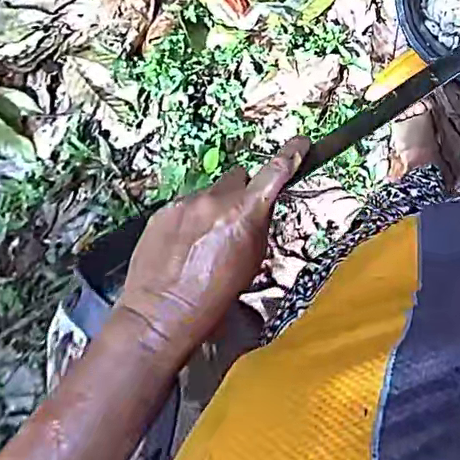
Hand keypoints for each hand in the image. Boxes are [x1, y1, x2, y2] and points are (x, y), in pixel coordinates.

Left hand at [112, 137, 302, 360]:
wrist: (158, 317)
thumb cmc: (214, 296)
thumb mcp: (253, 259)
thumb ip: (258, 224)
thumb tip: (258, 208)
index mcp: (246, 211)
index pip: (276, 170)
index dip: (291, 153)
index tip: (300, 143)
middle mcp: (216, 199)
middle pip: (238, 177)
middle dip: (239, 193)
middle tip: (233, 220)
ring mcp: (186, 203)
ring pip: (209, 193)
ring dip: (211, 208)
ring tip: (201, 241)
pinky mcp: (163, 212)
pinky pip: (185, 206)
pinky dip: (188, 220)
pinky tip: (182, 246)